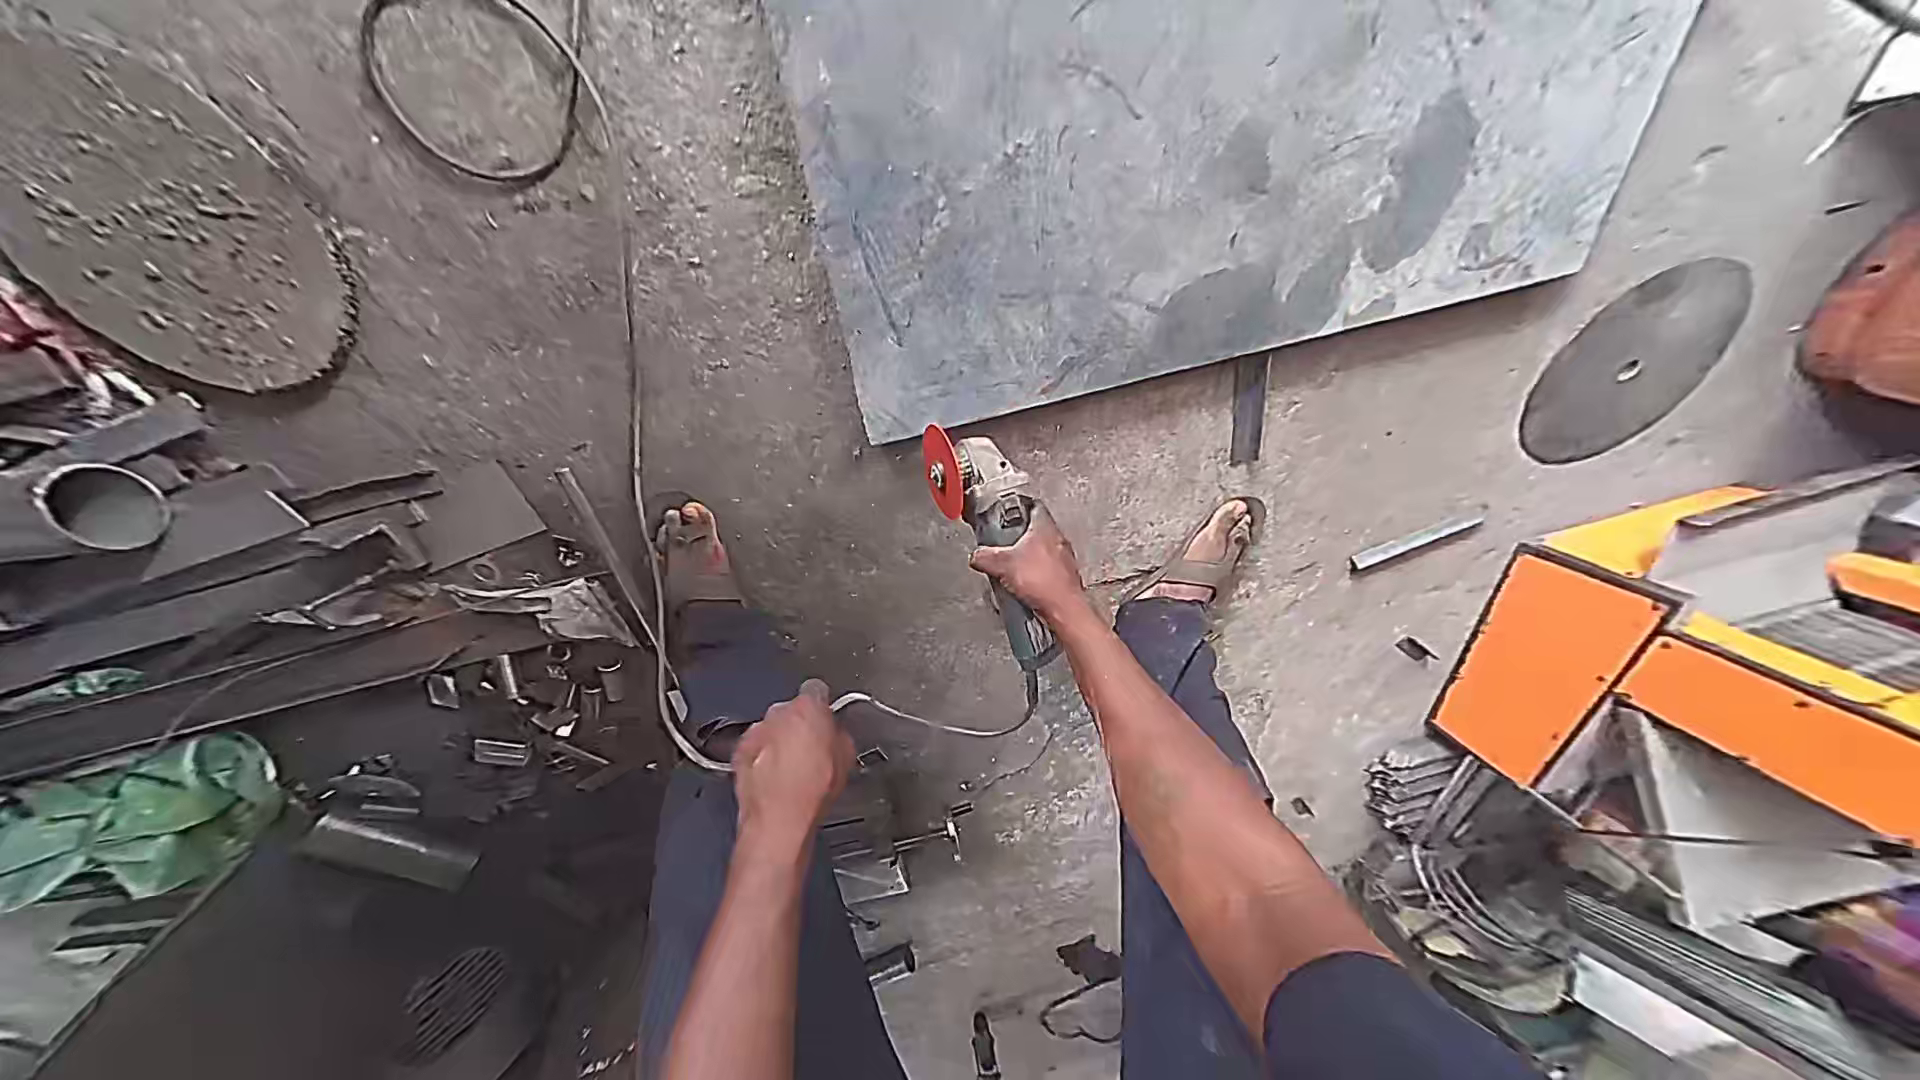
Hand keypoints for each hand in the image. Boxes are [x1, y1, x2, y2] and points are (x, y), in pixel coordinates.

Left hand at [734, 679, 853, 849]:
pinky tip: (773, 776)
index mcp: (808, 707)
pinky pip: (755, 746)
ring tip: (791, 768)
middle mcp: (779, 713)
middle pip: (792, 710)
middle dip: (799, 724)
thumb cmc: (812, 789)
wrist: (779, 820)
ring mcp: (756, 731)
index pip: (816, 690)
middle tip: (811, 749)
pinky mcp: (739, 751)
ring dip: (779, 740)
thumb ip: (838, 734)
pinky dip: (761, 756)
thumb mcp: (846, 757)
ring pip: (772, 727)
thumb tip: (833, 734)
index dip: (821, 704)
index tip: (824, 717)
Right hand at [968, 503, 1088, 623]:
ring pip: (1044, 551)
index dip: (1020, 507)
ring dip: (1030, 558)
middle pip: (1037, 530)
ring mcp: (1064, 560)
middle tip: (1007, 544)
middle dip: (1021, 538)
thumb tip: (976, 556)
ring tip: (1015, 569)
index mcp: (1045, 528)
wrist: (1063, 608)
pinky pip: (1048, 571)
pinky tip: (1026, 586)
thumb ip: (984, 556)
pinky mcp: (1066, 578)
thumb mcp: (1001, 564)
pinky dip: (1037, 576)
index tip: (1011, 512)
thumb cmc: (1042, 582)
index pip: (1034, 506)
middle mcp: (1058, 541)